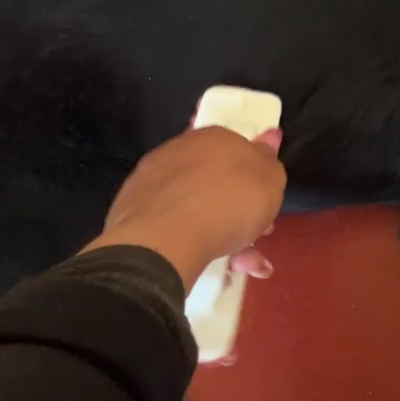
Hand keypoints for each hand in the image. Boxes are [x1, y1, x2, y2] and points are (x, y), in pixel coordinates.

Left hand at [82, 126, 287, 290]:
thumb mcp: (270, 179)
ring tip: (239, 264)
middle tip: (254, 234)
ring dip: (220, 232)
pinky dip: (191, 242)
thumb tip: (269, 136)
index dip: (253, 175)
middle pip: (215, 179)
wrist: (166, 239)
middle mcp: (179, 151)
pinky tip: (209, 265)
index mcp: (214, 136)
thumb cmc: (230, 201)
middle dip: (237, 207)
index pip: (237, 148)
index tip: (263, 198)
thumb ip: (269, 158)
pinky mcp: (128, 214)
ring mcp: (149, 182)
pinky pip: (171, 226)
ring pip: (194, 206)